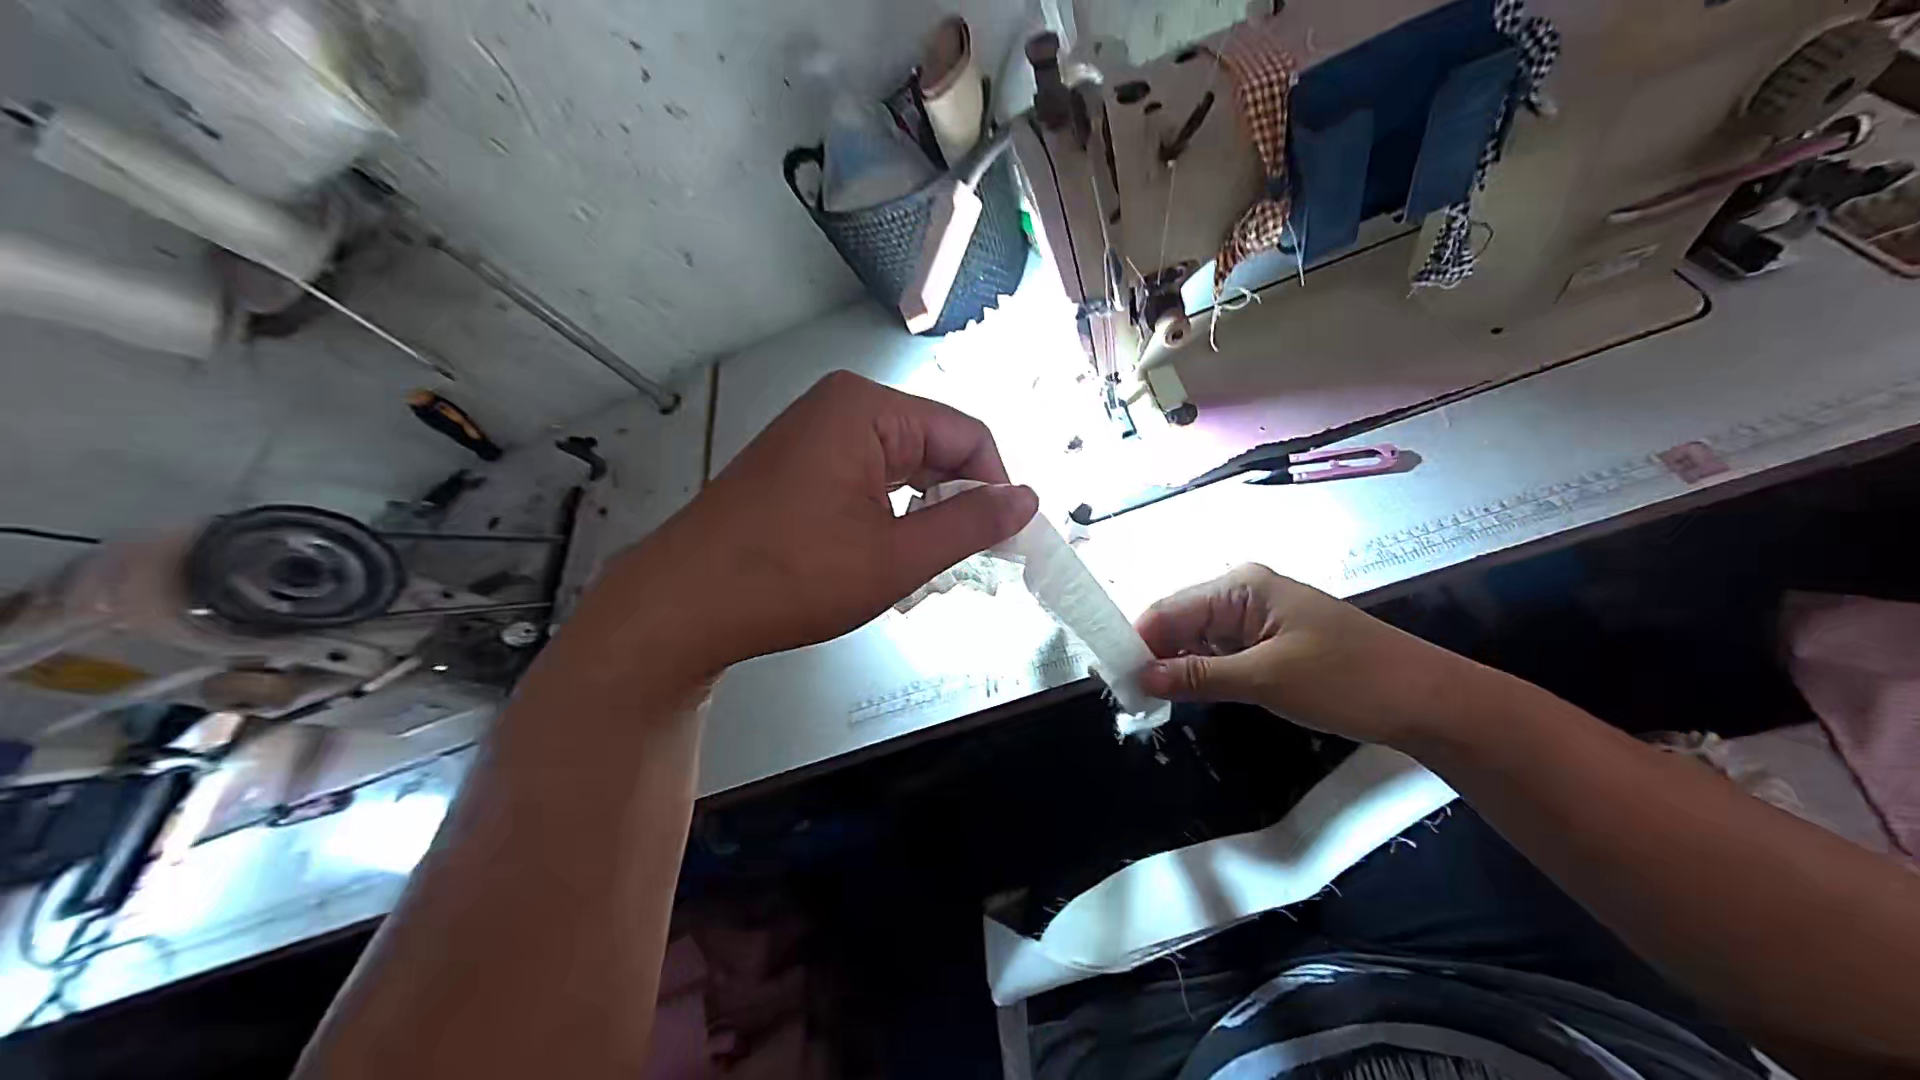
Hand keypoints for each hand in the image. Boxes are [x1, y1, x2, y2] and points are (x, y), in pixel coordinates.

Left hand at [588, 372, 1037, 676]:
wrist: (683, 605)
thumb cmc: (791, 578)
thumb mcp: (897, 556)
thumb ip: (970, 524)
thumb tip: (1027, 499)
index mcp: (866, 409)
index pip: (966, 435)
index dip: (994, 487)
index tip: (1004, 541)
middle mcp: (840, 407)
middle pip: (933, 446)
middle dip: (955, 502)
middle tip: (965, 562)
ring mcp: (814, 434)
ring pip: (901, 466)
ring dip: (922, 513)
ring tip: (922, 565)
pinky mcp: (798, 464)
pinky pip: (867, 477)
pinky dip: (889, 513)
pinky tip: (884, 553)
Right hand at [1134, 564, 1487, 746]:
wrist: (1428, 701)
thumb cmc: (1348, 679)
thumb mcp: (1265, 679)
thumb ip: (1198, 676)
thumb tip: (1140, 678)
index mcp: (1240, 587)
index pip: (1169, 608)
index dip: (1138, 640)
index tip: (1113, 676)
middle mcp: (1244, 594)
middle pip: (1179, 622)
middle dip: (1153, 655)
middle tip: (1129, 694)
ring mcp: (1258, 618)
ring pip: (1198, 640)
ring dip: (1176, 666)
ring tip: (1149, 698)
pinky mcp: (1271, 643)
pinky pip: (1221, 653)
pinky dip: (1202, 672)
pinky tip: (1187, 693)